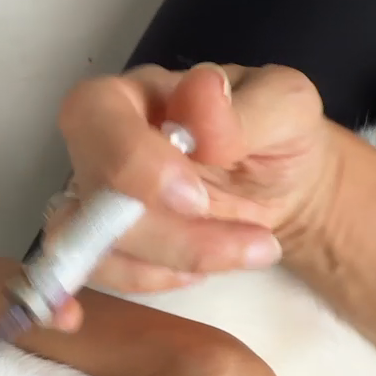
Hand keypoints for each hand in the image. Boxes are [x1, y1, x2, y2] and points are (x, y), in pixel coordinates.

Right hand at [49, 63, 338, 292]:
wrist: (282, 188)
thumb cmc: (275, 135)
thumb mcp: (284, 107)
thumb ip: (245, 107)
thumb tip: (201, 93)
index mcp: (131, 98)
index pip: (92, 113)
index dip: (130, 160)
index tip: (194, 197)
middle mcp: (99, 148)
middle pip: (90, 192)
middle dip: (163, 232)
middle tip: (246, 241)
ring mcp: (95, 202)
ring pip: (92, 242)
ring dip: (168, 262)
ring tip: (246, 252)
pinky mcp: (105, 247)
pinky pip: (99, 272)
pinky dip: (141, 281)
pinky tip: (187, 278)